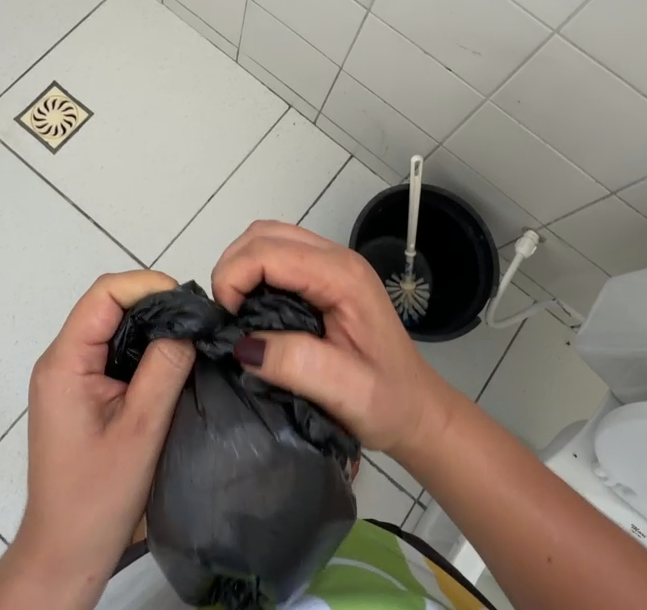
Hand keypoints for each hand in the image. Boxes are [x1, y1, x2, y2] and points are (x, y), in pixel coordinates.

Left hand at [13, 271, 195, 577]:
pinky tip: (172, 363)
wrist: (66, 554)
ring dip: (151, 327)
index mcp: (64, 362)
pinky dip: (143, 350)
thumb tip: (189, 323)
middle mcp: (60, 361)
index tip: (189, 303)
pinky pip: (113, 353)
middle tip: (199, 320)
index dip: (147, 286)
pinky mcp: (80, 394)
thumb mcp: (141, 429)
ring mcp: (68, 378)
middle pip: (107, 305)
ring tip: (192, 338)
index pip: (104, 294)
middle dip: (154, 303)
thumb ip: (165, 368)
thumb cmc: (98, 496)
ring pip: (113, 328)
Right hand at [212, 221, 459, 457]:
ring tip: (236, 316)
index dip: (234, 279)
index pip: (269, 252)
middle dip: (232, 269)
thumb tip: (243, 344)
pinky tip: (253, 312)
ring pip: (268, 240)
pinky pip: (278, 257)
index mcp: (343, 278)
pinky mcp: (325, 278)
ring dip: (241, 269)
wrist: (419, 411)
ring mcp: (332, 266)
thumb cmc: (389, 404)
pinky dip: (254, 275)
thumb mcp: (348, 394)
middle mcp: (338, 260)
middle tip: (226, 319)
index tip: (227, 324)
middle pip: (264, 235)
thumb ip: (298, 364)